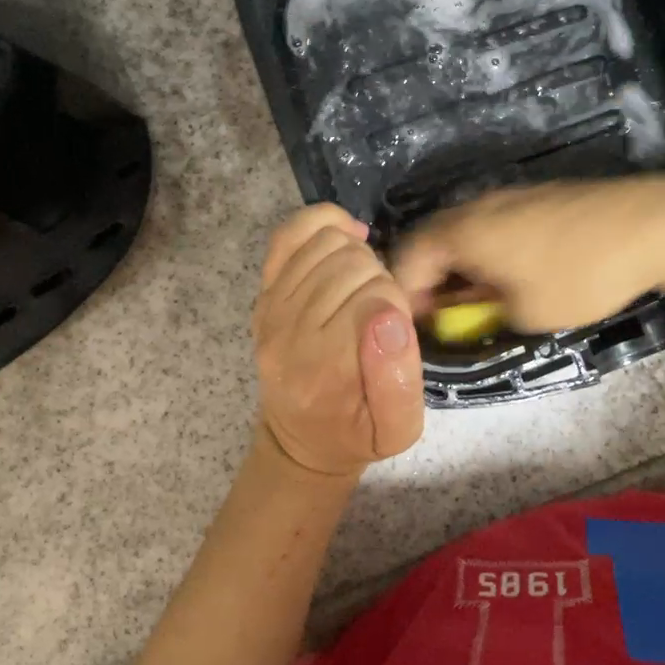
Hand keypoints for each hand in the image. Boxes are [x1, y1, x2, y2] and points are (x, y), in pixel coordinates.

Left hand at [252, 205, 424, 477]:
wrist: (300, 440)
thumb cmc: (356, 434)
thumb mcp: (397, 429)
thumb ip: (399, 380)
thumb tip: (390, 318)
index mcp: (325, 370)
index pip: (374, 299)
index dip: (397, 304)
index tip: (395, 327)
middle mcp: (288, 334)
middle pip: (350, 264)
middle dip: (379, 278)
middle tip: (382, 308)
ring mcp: (271, 309)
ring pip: (326, 243)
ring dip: (357, 254)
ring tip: (365, 284)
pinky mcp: (265, 293)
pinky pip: (290, 234)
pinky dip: (324, 223)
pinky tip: (348, 238)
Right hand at [392, 176, 664, 331]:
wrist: (649, 225)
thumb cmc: (579, 274)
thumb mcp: (525, 314)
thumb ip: (482, 315)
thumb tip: (466, 313)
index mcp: (461, 232)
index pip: (406, 258)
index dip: (403, 295)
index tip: (416, 326)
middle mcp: (475, 207)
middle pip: (433, 241)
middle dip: (431, 280)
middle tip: (442, 316)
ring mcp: (508, 197)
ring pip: (465, 232)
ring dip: (461, 266)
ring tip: (478, 301)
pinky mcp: (536, 197)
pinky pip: (492, 226)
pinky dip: (487, 253)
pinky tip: (513, 276)